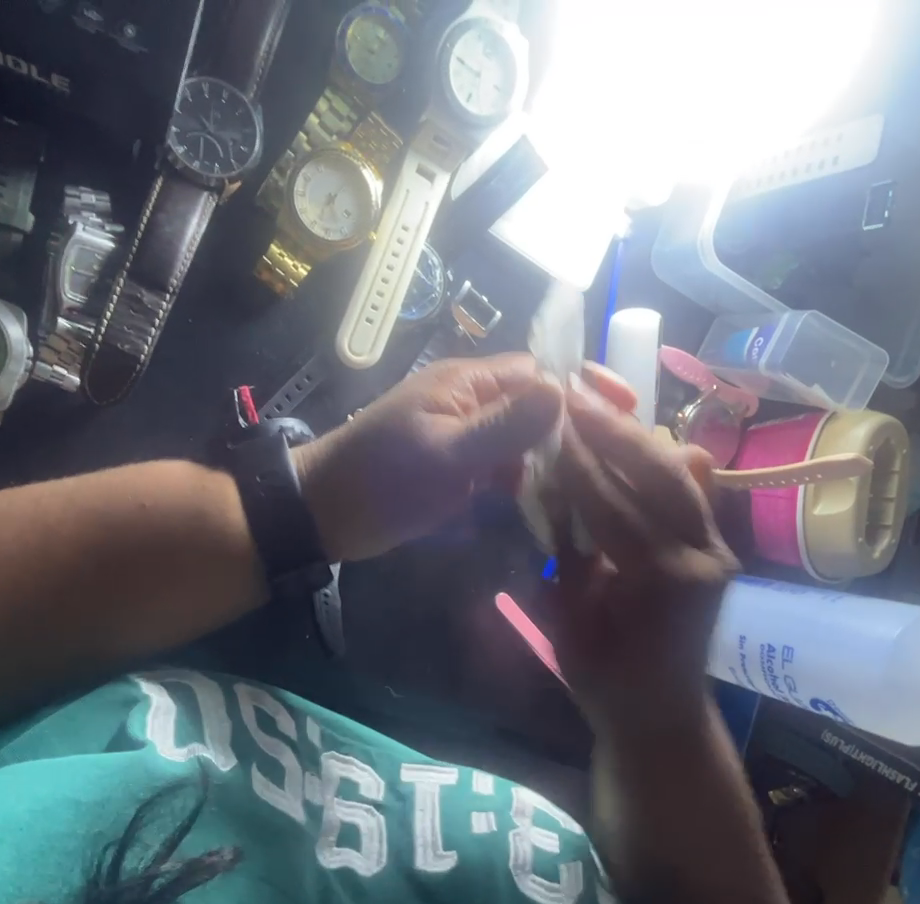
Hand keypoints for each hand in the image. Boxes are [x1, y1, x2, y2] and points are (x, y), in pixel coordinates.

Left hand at [293, 355, 563, 562]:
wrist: (325, 514)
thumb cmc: (385, 480)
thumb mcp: (448, 454)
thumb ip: (504, 425)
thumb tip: (564, 390)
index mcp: (465, 382)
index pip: (535, 375)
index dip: (565, 402)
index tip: (594, 441)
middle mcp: (468, 401)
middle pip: (530, 409)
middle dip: (555, 440)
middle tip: (582, 481)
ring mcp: (461, 435)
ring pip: (517, 441)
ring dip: (536, 467)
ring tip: (564, 501)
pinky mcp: (454, 466)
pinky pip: (497, 466)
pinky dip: (512, 485)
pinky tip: (531, 509)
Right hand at [546, 372, 739, 730]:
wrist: (660, 715)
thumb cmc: (603, 679)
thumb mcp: (567, 617)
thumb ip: (567, 550)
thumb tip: (554, 488)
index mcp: (660, 580)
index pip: (612, 503)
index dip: (578, 460)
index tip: (549, 418)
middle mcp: (701, 555)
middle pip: (659, 474)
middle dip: (614, 429)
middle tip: (575, 392)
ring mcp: (716, 549)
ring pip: (683, 474)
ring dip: (638, 436)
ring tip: (599, 401)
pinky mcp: (717, 547)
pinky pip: (692, 491)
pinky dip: (662, 460)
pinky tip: (637, 435)